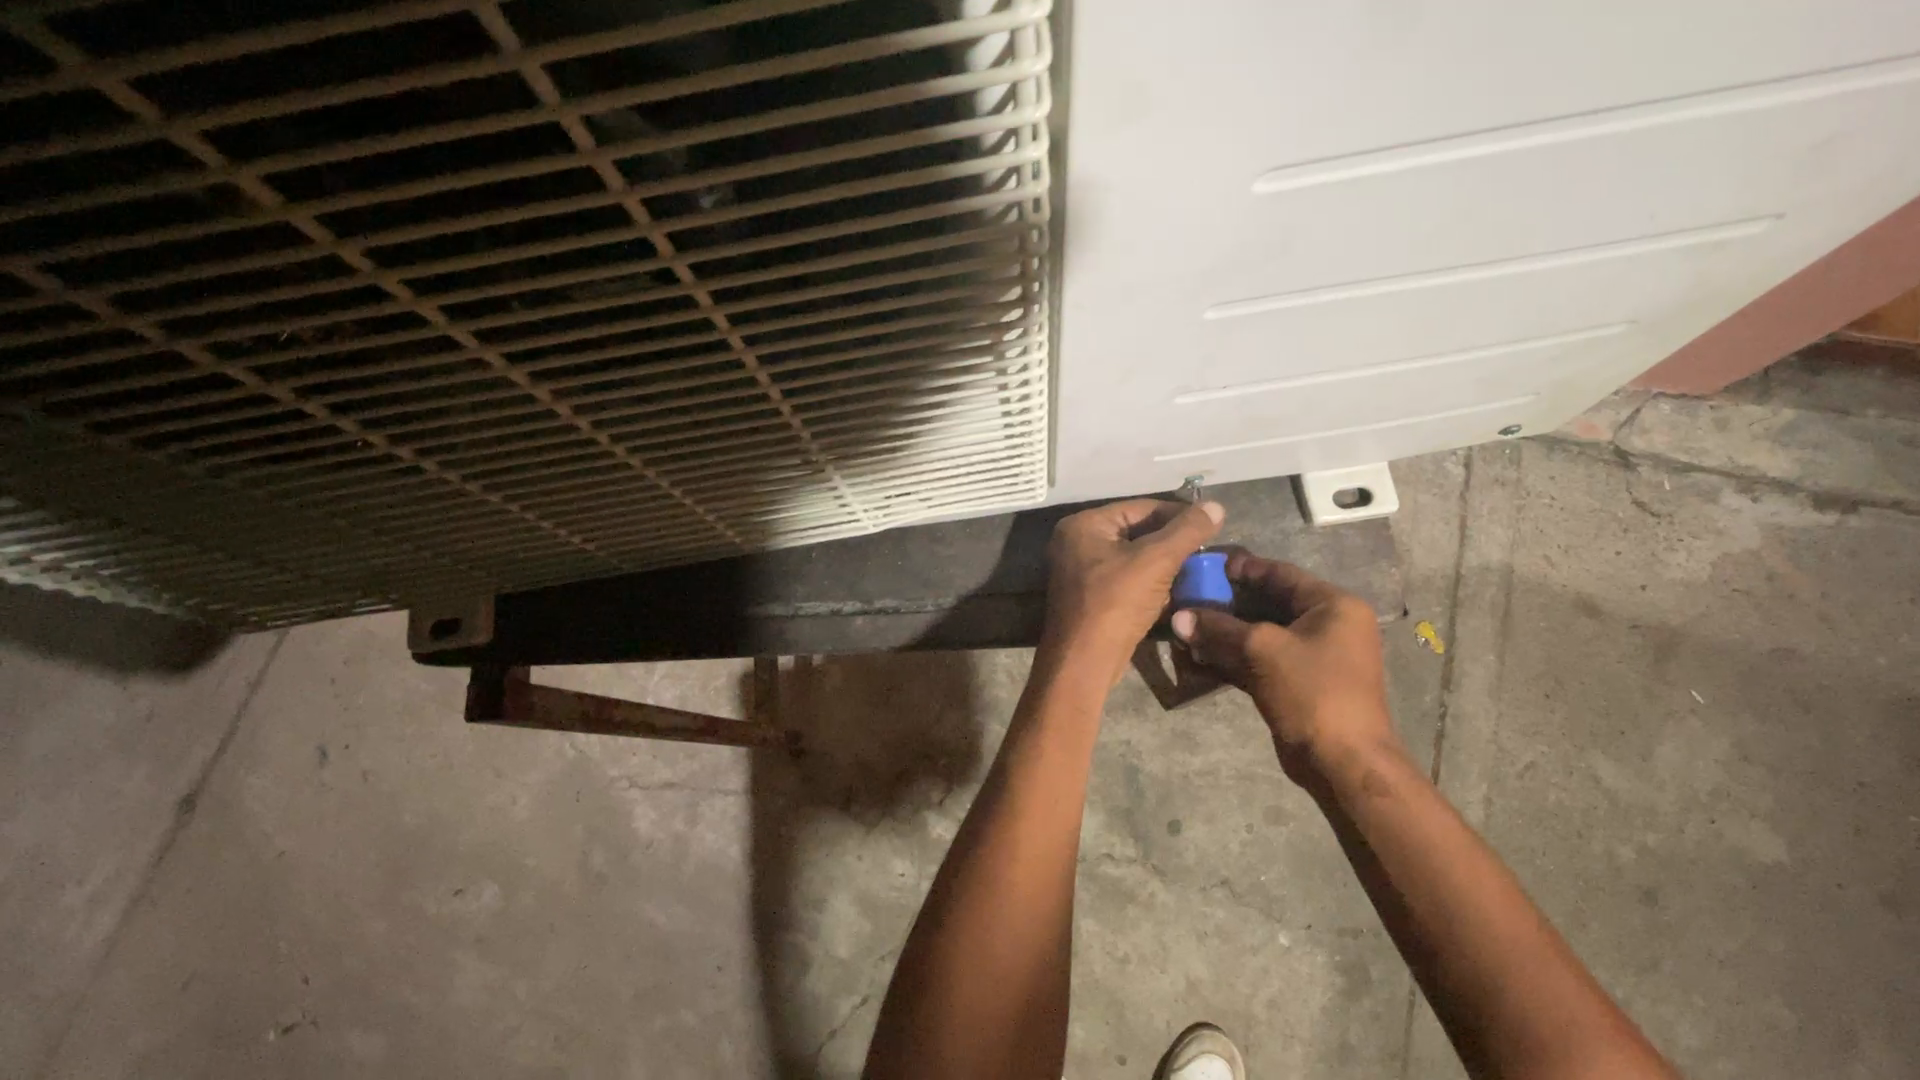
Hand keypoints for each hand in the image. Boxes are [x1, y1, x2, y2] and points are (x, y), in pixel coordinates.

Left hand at [1042, 498, 1223, 684]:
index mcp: (1084, 525)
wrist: (1085, 662)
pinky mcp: (1093, 600)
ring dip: (1167, 566)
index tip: (1212, 525)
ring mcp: (1082, 574)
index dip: (1179, 515)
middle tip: (1207, 552)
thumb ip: (1187, 531)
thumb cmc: (1115, 603)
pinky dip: (1153, 585)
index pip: (1141, 508)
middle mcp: (1077, 544)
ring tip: (1199, 572)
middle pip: (1138, 533)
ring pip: (1135, 560)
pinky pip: (1129, 582)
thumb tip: (1216, 506)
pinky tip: (1180, 592)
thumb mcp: (1156, 561)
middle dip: (1173, 544)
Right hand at [1169, 552, 1395, 778]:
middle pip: (1268, 603)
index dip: (1241, 568)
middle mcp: (1327, 625)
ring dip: (1225, 632)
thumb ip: (1219, 628)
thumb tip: (1178, 617)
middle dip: (1227, 603)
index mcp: (1333, 605)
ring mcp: (1313, 656)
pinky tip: (1199, 656)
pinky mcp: (1297, 683)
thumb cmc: (1312, 692)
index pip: (1280, 573)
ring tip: (1186, 627)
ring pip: (1261, 634)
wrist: (1342, 761)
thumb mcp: (1262, 650)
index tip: (1204, 566)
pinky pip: (1260, 660)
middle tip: (1188, 597)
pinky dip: (1232, 657)